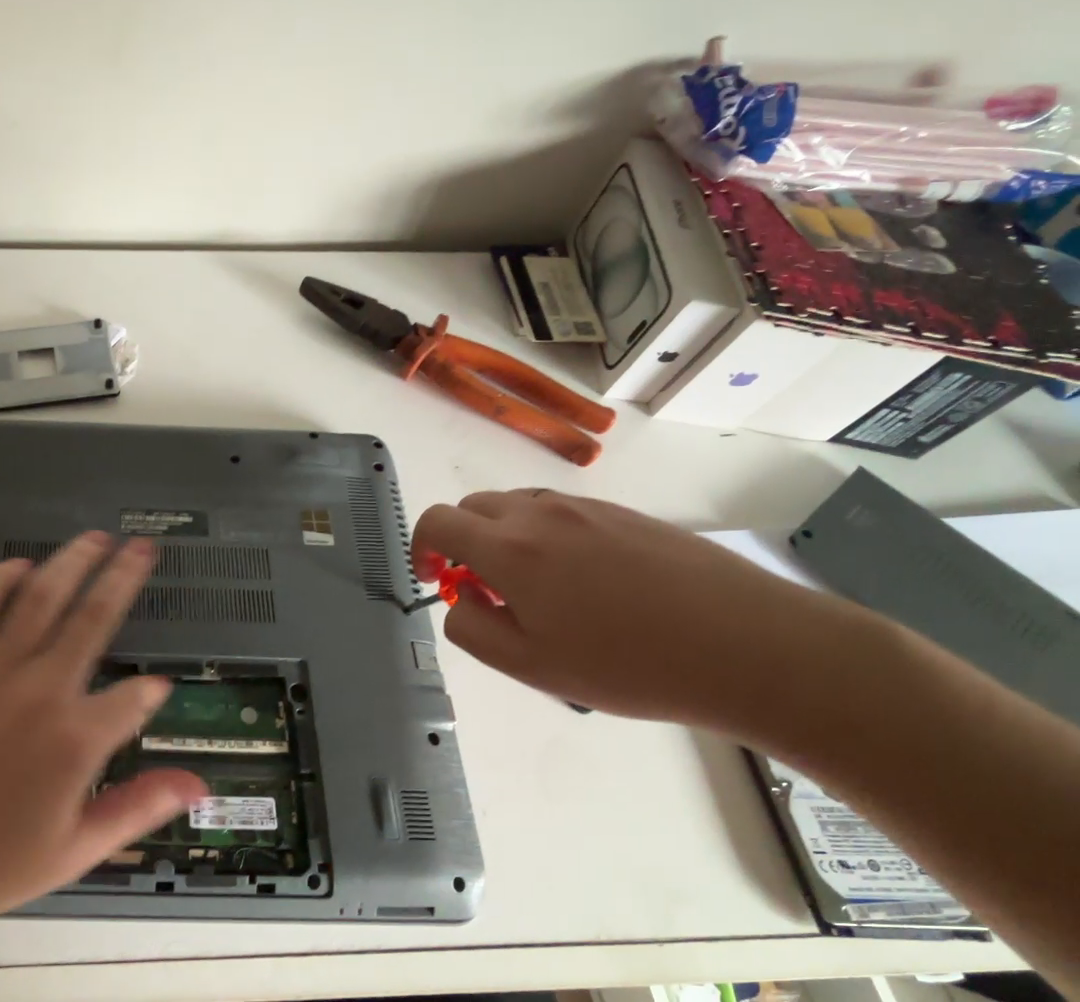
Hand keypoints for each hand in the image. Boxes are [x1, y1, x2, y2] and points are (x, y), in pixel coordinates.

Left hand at [0, 532, 207, 924]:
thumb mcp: (73, 851)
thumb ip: (138, 808)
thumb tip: (196, 784)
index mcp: (76, 738)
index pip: (134, 697)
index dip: (151, 693)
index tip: (157, 689)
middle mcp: (40, 690)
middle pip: (93, 616)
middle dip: (123, 577)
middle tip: (142, 548)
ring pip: (39, 597)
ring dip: (71, 561)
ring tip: (94, 539)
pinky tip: (19, 565)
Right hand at [412, 489, 874, 729]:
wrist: (748, 645)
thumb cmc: (628, 664)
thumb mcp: (530, 665)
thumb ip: (471, 628)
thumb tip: (461, 600)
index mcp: (509, 547)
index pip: (437, 521)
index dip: (421, 547)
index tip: (435, 579)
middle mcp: (541, 513)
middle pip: (474, 507)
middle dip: (462, 541)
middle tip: (484, 590)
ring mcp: (588, 509)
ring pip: (519, 505)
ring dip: (504, 536)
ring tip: (537, 589)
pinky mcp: (627, 515)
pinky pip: (564, 513)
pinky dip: (547, 535)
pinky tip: (585, 583)